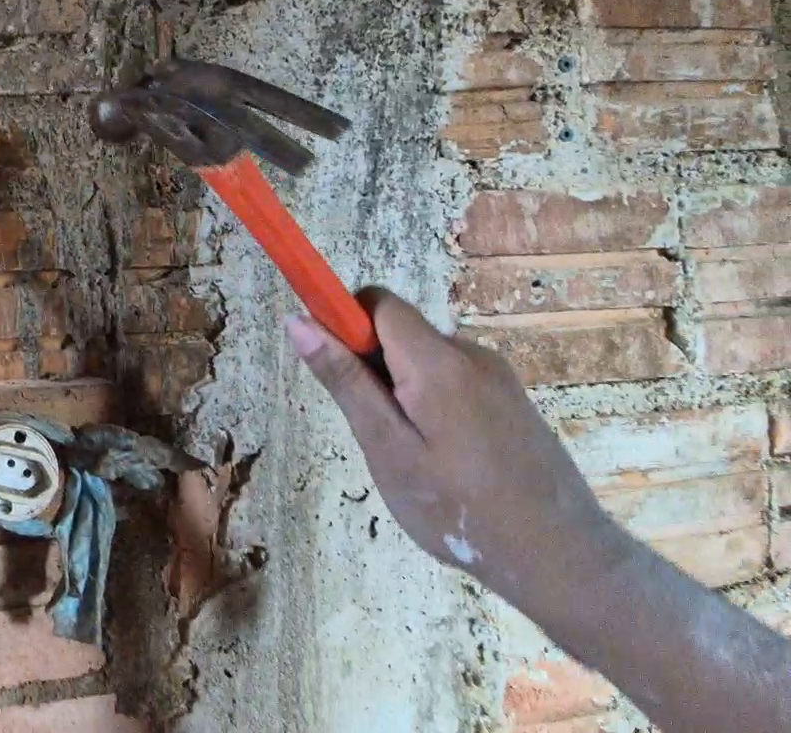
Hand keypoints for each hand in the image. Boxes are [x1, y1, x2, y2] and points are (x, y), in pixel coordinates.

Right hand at [287, 289, 631, 601]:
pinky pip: (446, 377)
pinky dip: (424, 400)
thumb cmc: (460, 507)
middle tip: (370, 426)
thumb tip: (297, 321)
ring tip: (406, 450)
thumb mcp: (386, 446)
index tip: (330, 365)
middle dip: (367, 363)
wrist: (567, 562)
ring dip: (395, 386)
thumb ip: (344, 380)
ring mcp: (496, 377)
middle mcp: (471, 355)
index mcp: (438, 362)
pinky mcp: (509, 399)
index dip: (342, 320)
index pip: (376, 302)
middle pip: (397, 330)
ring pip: (419, 357)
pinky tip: (437, 454)